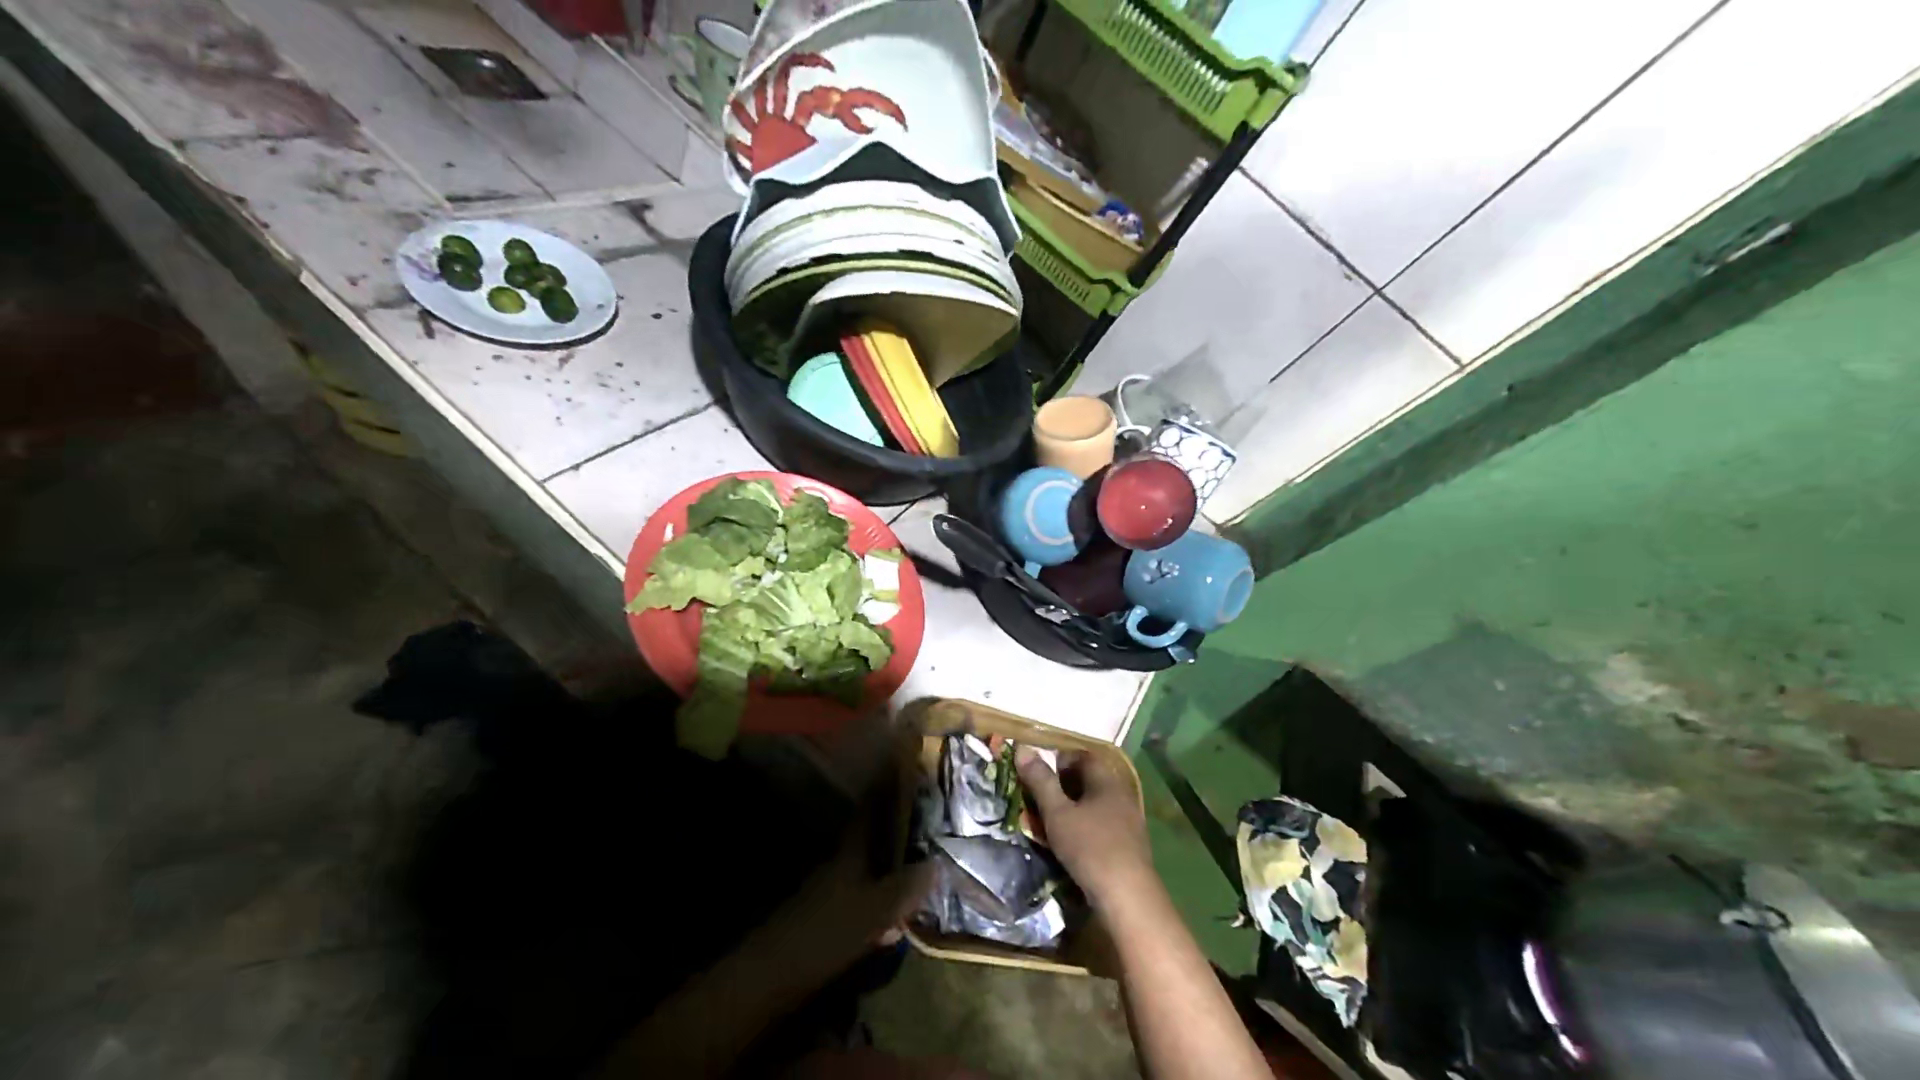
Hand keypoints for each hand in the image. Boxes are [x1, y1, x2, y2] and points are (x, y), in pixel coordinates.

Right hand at [1015, 746, 1155, 905]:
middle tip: (1037, 797)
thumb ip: (1040, 781)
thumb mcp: (1057, 813)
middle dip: (1061, 785)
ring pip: (1093, 803)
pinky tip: (1068, 842)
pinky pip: (1100, 823)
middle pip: (1088, 779)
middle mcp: (1121, 794)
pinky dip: (1082, 825)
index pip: (1082, 756)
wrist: (1127, 897)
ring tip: (1047, 821)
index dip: (1057, 759)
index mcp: (1107, 780)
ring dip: (1071, 808)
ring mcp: (1128, 820)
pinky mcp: (1128, 844)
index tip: (1036, 773)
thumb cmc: (1089, 847)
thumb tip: (1023, 748)